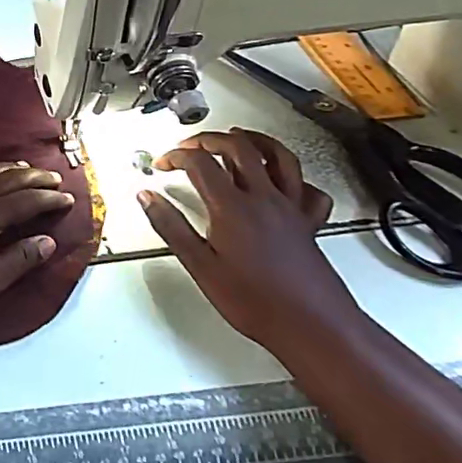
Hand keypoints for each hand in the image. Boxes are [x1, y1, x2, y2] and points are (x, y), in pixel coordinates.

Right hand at [137, 129, 360, 350]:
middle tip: (191, 143)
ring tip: (239, 135)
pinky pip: (308, 189)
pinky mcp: (309, 224)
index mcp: (233, 207)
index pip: (200, 162)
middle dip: (210, 138)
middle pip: (238, 147)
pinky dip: (295, 176)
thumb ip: (170, 226)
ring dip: (255, 140)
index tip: (164, 162)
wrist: (313, 327)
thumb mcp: (200, 265)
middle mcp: (264, 200)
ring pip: (278, 157)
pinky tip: (285, 178)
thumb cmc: (259, 303)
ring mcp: (290, 209)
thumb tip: (148, 198)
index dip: (176, 156)